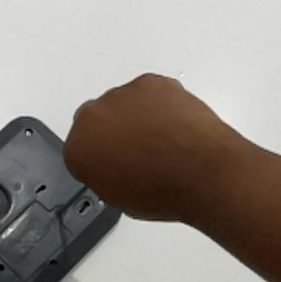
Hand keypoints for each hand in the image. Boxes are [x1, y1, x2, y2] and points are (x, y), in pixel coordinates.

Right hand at [65, 74, 254, 222]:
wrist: (202, 173)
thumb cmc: (164, 190)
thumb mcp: (120, 199)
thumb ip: (105, 174)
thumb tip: (114, 167)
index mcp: (78, 150)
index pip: (79, 149)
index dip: (100, 157)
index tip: (114, 163)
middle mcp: (92, 118)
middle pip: (98, 121)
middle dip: (114, 132)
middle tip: (139, 150)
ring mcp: (121, 96)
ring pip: (123, 103)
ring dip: (136, 115)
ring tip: (162, 139)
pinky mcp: (150, 82)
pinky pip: (149, 92)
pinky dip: (159, 104)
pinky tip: (172, 125)